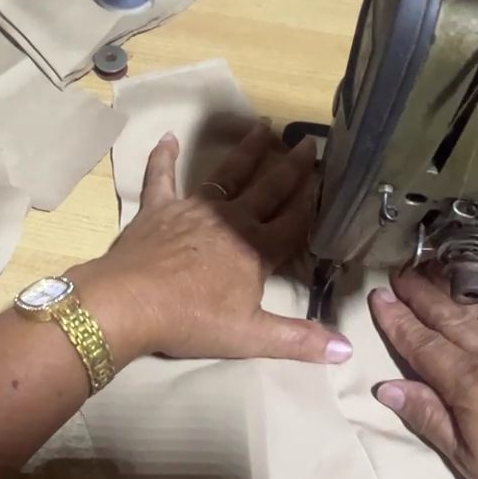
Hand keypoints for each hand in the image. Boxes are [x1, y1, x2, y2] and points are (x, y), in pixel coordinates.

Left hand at [73, 121, 351, 365]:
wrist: (131, 303)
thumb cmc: (192, 319)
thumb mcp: (250, 336)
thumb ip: (298, 340)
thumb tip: (347, 351)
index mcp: (256, 249)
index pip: (294, 222)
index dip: (314, 202)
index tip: (330, 177)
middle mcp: (230, 220)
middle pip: (267, 190)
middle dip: (290, 167)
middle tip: (308, 142)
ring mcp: (193, 210)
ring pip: (225, 175)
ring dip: (245, 152)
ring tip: (262, 127)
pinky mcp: (158, 209)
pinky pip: (161, 177)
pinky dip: (164, 157)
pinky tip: (168, 137)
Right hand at [369, 268, 477, 478]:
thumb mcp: (465, 459)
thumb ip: (428, 416)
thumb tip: (389, 388)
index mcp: (473, 383)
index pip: (424, 344)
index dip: (398, 320)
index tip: (379, 296)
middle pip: (454, 320)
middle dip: (424, 296)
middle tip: (402, 273)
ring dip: (462, 298)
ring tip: (441, 281)